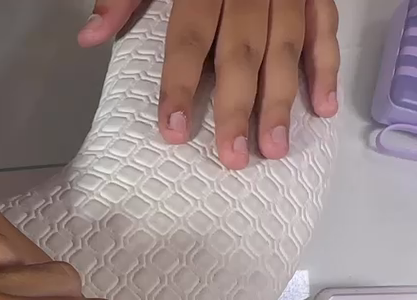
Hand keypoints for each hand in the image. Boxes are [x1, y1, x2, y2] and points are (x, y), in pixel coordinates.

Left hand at [78, 0, 340, 168]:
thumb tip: (89, 36)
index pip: (189, 38)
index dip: (179, 85)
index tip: (174, 131)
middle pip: (242, 51)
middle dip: (238, 107)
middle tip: (234, 158)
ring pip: (287, 44)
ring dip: (283, 99)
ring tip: (275, 148)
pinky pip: (324, 24)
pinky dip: (326, 65)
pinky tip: (322, 108)